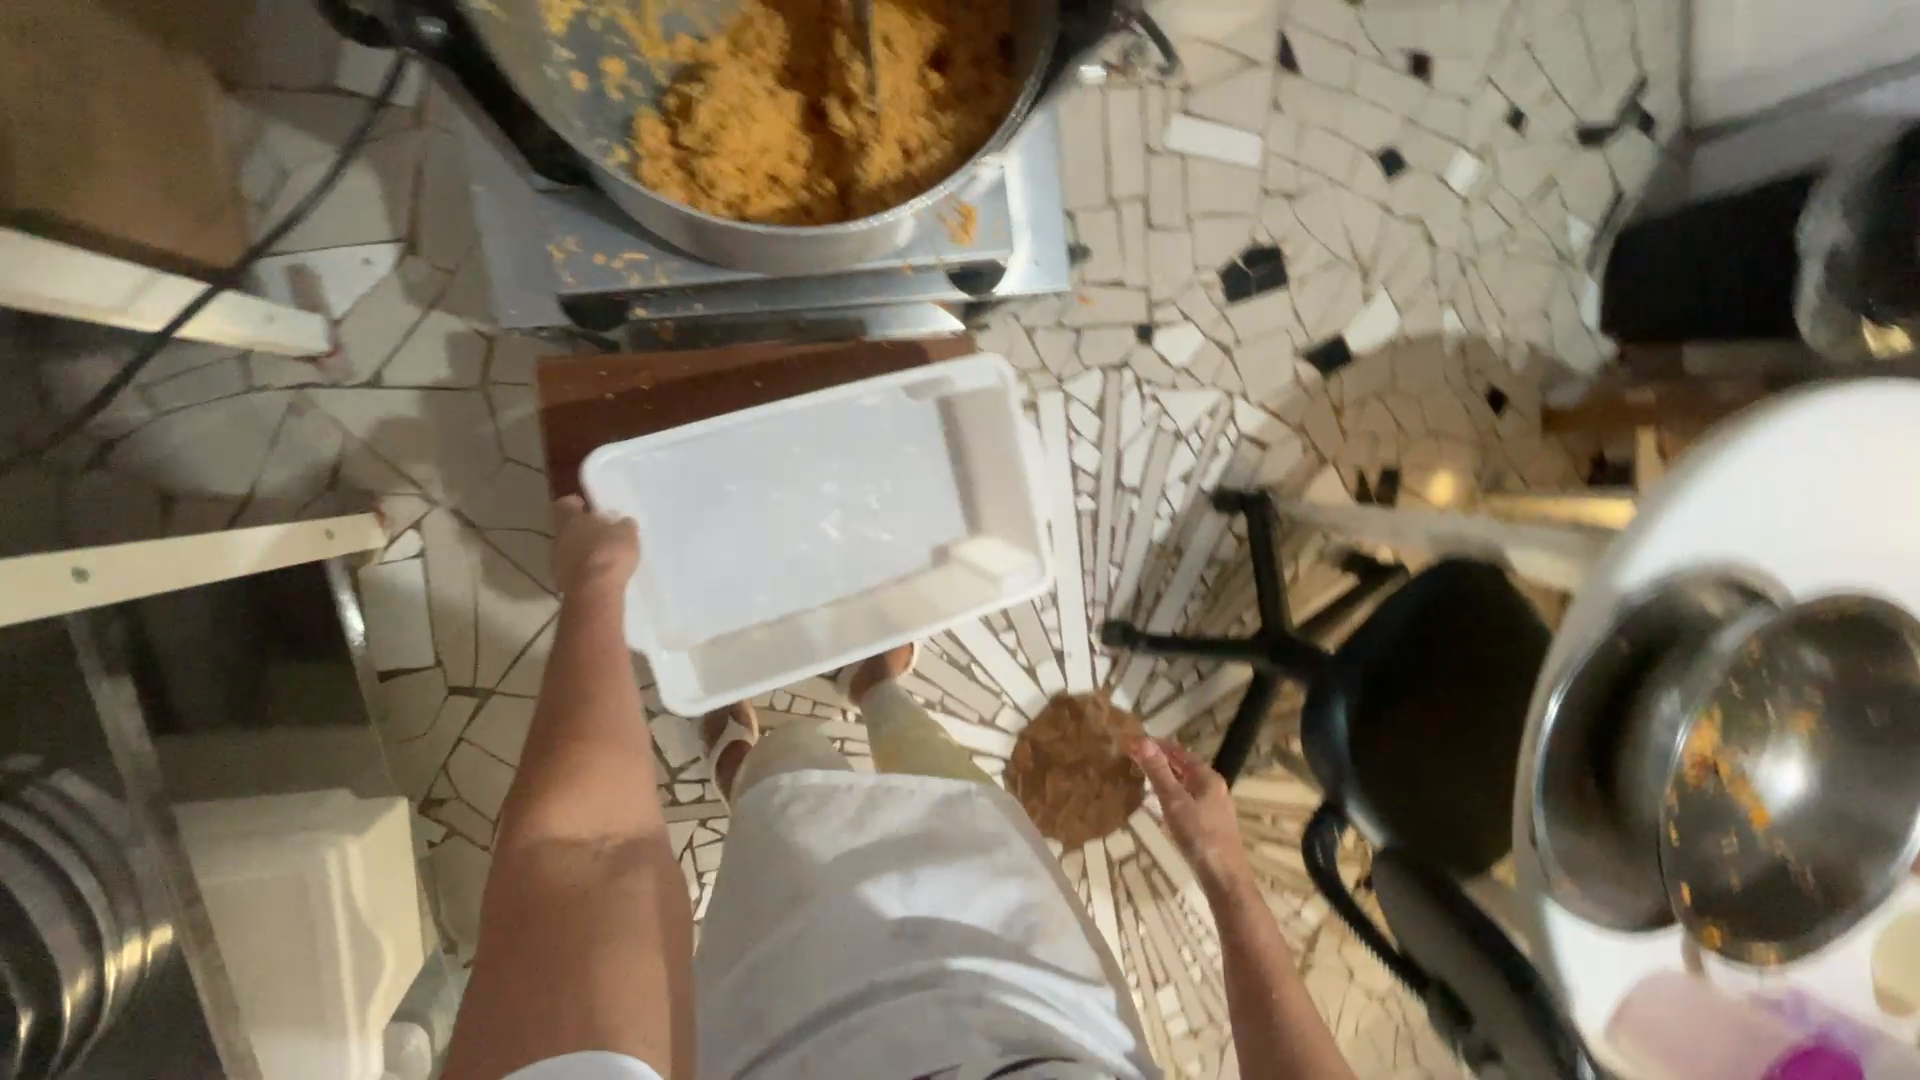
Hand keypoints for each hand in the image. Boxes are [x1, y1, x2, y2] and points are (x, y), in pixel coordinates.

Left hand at [552, 495, 638, 595]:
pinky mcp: (562, 581)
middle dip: (584, 529)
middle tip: (604, 533)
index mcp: (570, 519)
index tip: (587, 506)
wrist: (595, 590)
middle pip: (568, 528)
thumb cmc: (610, 552)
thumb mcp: (627, 533)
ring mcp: (557, 560)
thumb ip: (624, 525)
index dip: (576, 503)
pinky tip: (601, 573)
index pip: (565, 504)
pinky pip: (574, 569)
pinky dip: (585, 569)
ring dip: (584, 550)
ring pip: (569, 549)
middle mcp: (559, 537)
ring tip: (605, 556)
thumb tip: (622, 522)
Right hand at [1127, 736, 1250, 894]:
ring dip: (1166, 776)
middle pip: (1185, 766)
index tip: (1134, 742)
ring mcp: (1214, 807)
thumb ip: (1158, 771)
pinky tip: (1162, 804)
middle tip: (1135, 757)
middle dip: (1161, 759)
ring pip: (1187, 783)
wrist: (1224, 878)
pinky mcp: (1211, 824)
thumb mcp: (1174, 801)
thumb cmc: (1199, 836)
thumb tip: (1141, 740)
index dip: (1157, 745)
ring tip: (1144, 776)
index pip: (1180, 751)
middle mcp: (1214, 788)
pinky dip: (1172, 793)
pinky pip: (1188, 799)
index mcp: (1207, 778)